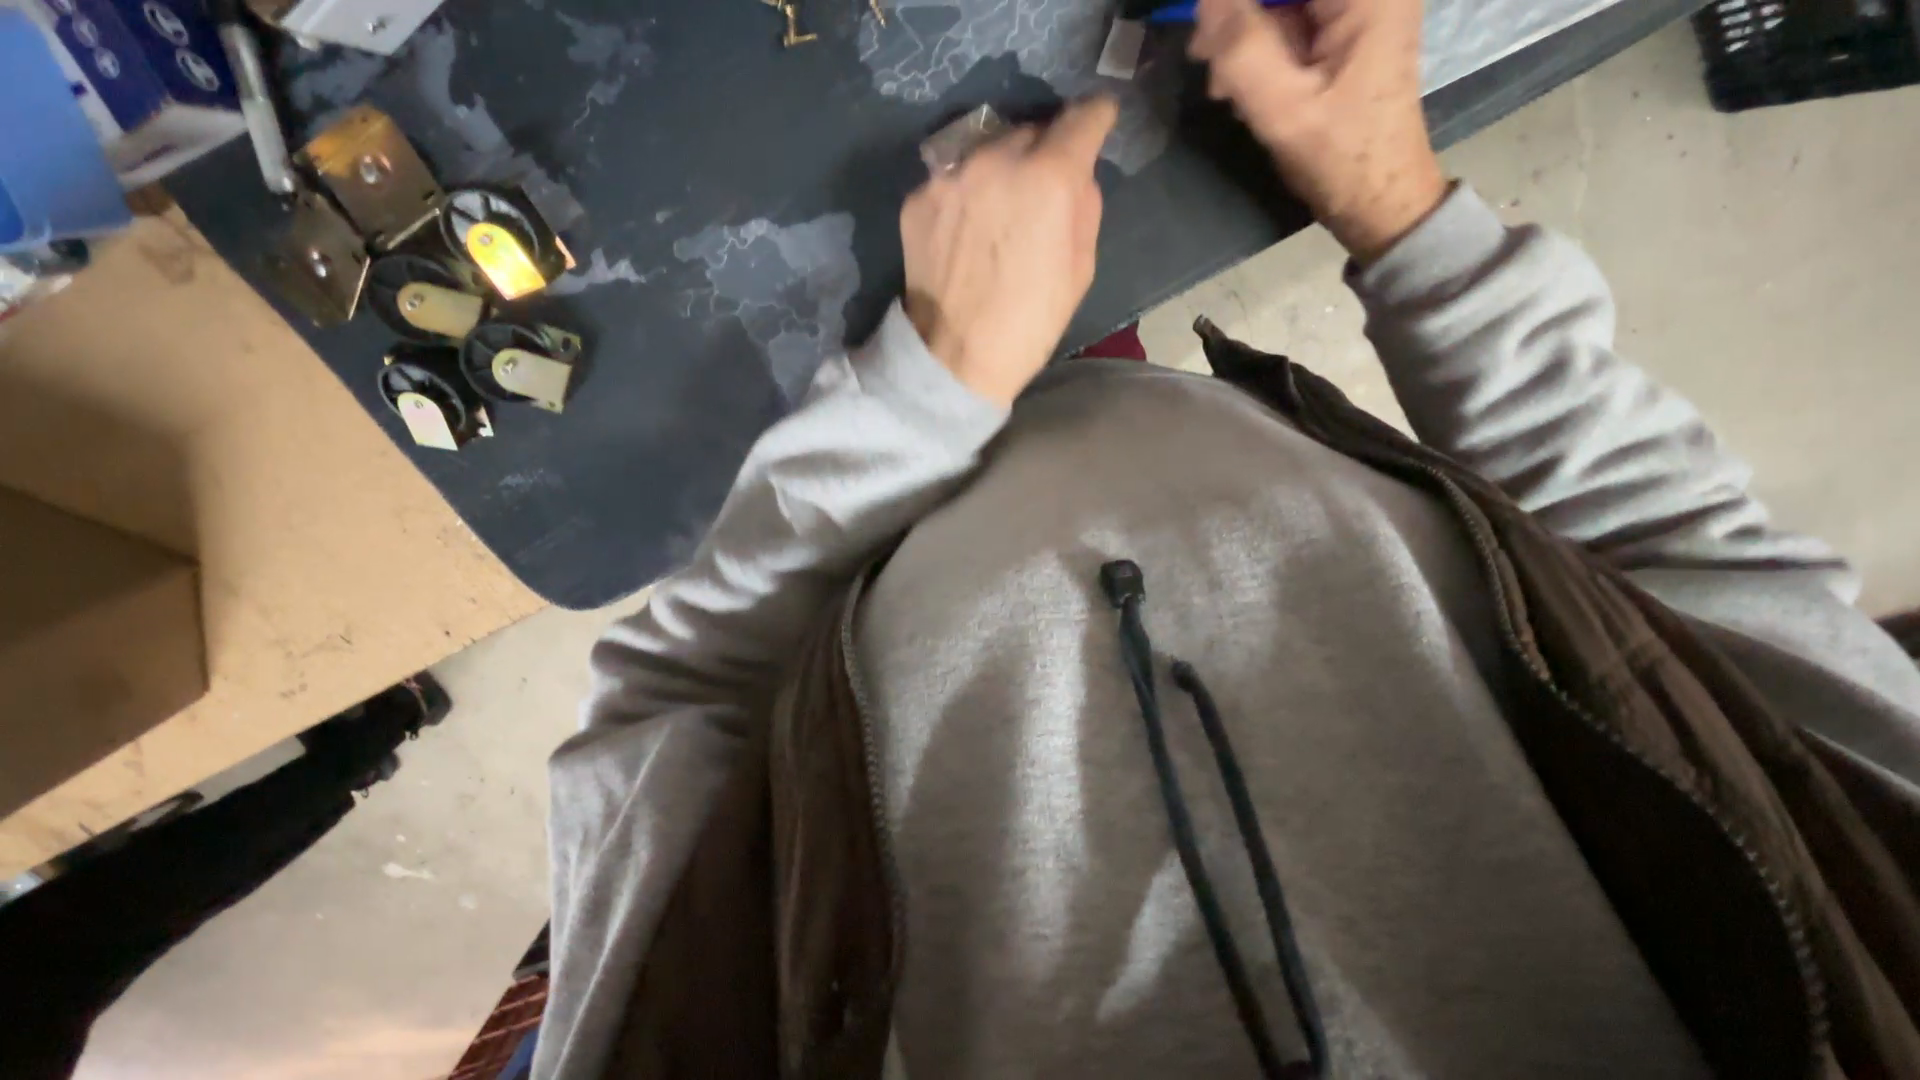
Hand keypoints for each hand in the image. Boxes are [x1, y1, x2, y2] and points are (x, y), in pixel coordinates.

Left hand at [900, 98, 1118, 406]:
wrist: (955, 357)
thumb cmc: (1031, 321)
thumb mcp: (1081, 266)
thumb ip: (1083, 205)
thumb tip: (1076, 175)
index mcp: (1048, 175)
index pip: (1082, 117)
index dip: (1096, 120)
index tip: (1098, 124)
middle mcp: (995, 159)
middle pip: (1029, 130)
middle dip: (1042, 151)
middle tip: (1041, 188)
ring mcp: (949, 176)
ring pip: (986, 150)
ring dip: (1000, 169)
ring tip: (999, 210)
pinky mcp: (917, 198)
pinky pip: (953, 179)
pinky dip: (965, 195)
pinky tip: (965, 231)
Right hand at [1190, 0, 1447, 262]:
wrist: (1382, 203)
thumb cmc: (1342, 160)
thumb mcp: (1285, 109)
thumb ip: (1242, 49)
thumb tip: (1206, 0)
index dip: (1239, 0)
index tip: (1204, 19)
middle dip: (1239, 13)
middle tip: (1203, 54)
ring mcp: (1358, 11)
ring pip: (1281, 4)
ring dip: (1242, 37)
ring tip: (1222, 86)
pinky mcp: (1345, 34)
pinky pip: (1289, 24)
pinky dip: (1258, 50)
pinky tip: (1240, 86)